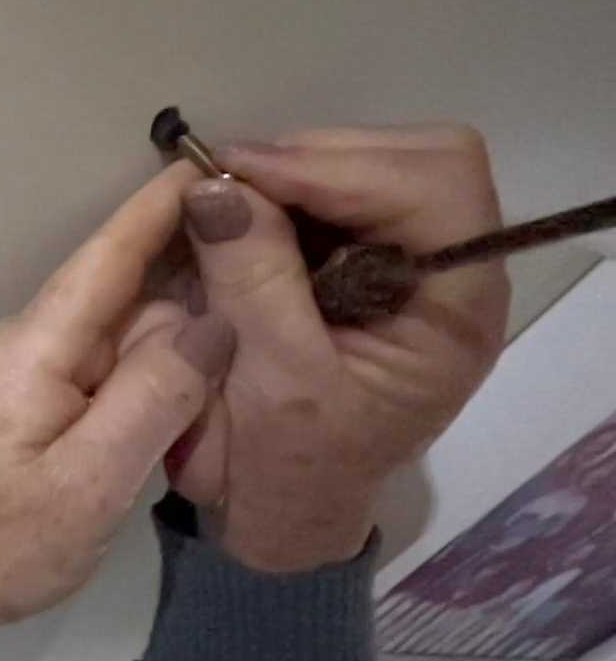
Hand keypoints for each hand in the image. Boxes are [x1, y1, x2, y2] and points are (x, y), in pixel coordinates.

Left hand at [0, 163, 235, 645]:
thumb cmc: (1, 541)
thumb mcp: (93, 480)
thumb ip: (151, 395)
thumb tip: (205, 319)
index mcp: (29, 352)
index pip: (100, 262)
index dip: (153, 210)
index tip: (210, 161)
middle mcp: (13, 346)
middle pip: (111, 295)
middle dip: (184, 279)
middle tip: (276, 268)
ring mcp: (9, 372)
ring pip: (104, 332)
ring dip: (167, 332)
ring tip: (251, 328)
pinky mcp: (12, 400)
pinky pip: (86, 365)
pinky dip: (136, 366)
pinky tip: (183, 383)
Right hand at [167, 125, 509, 571]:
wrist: (281, 503)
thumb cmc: (284, 457)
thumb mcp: (269, 375)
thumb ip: (249, 280)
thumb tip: (210, 191)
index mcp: (451, 307)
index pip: (430, 188)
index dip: (331, 166)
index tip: (230, 174)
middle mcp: (443, 275)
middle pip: (415, 163)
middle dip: (314, 157)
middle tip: (222, 180)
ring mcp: (400, 271)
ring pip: (375, 172)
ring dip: (294, 172)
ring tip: (221, 197)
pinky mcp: (354, 274)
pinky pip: (331, 206)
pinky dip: (280, 196)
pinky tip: (236, 216)